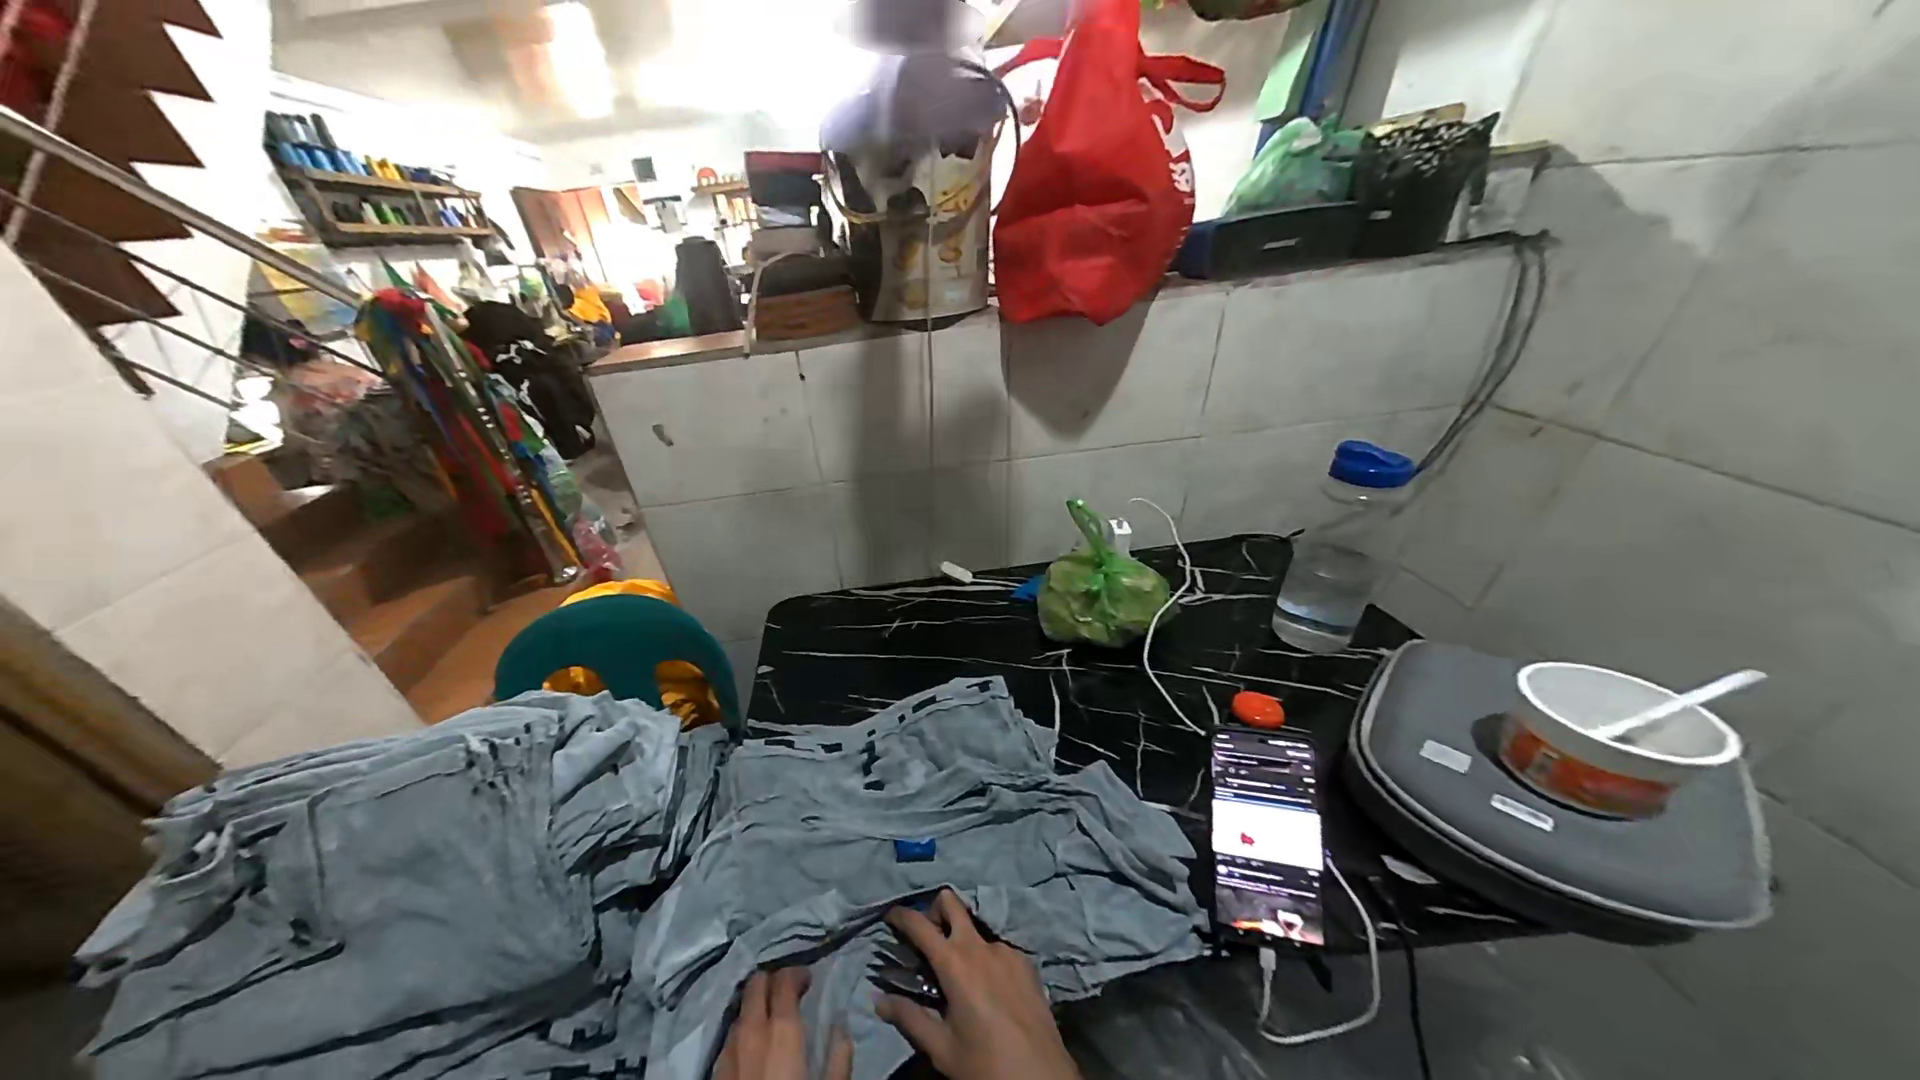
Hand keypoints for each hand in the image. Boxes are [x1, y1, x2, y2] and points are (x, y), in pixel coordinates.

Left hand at [716, 968, 852, 1079]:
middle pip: (755, 983)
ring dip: (756, 1005)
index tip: (809, 981)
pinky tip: (755, 1046)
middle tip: (789, 991)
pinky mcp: (714, 1071)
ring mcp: (728, 1050)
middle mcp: (751, 1030)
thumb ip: (839, 1056)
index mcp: (782, 1029)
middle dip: (772, 979)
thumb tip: (840, 1029)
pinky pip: (730, 1036)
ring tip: (772, 1017)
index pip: (784, 979)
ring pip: (740, 1008)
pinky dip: (744, 1029)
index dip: (797, 973)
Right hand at [875, 890, 1080, 1079]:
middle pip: (952, 902)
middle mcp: (980, 946)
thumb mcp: (941, 1048)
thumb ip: (909, 1018)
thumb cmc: (985, 1063)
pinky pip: (998, 949)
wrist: (1042, 1077)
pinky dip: (986, 958)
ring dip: (963, 940)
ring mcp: (1007, 950)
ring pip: (976, 929)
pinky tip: (989, 988)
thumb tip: (878, 1000)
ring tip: (961, 975)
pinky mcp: (1026, 961)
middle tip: (927, 938)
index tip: (890, 915)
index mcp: (955, 963)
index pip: (920, 924)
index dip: (901, 915)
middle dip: (934, 910)